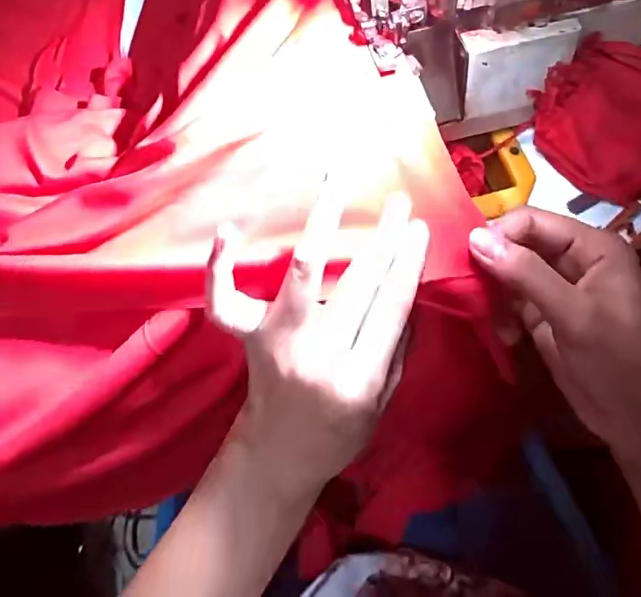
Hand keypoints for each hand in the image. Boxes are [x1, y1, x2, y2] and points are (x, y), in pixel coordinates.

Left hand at [206, 188, 430, 499]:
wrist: (279, 455)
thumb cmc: (339, 430)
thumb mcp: (383, 401)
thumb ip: (398, 346)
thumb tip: (408, 284)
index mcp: (358, 379)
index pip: (392, 307)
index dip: (409, 263)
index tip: (420, 229)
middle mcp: (317, 355)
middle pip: (358, 284)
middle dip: (384, 238)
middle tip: (399, 203)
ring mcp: (277, 341)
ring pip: (302, 271)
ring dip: (322, 222)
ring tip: (336, 184)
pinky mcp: (247, 336)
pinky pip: (223, 301)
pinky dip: (220, 266)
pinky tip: (228, 230)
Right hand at [468, 208, 640, 466]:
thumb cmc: (621, 363)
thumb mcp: (575, 316)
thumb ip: (526, 273)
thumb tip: (474, 237)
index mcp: (591, 245)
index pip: (531, 221)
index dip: (499, 234)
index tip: (468, 258)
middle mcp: (574, 258)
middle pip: (517, 243)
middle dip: (493, 263)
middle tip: (471, 288)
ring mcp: (559, 287)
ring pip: (510, 271)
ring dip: (495, 292)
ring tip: (492, 319)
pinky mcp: (546, 314)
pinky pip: (512, 299)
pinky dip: (502, 313)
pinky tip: (505, 335)